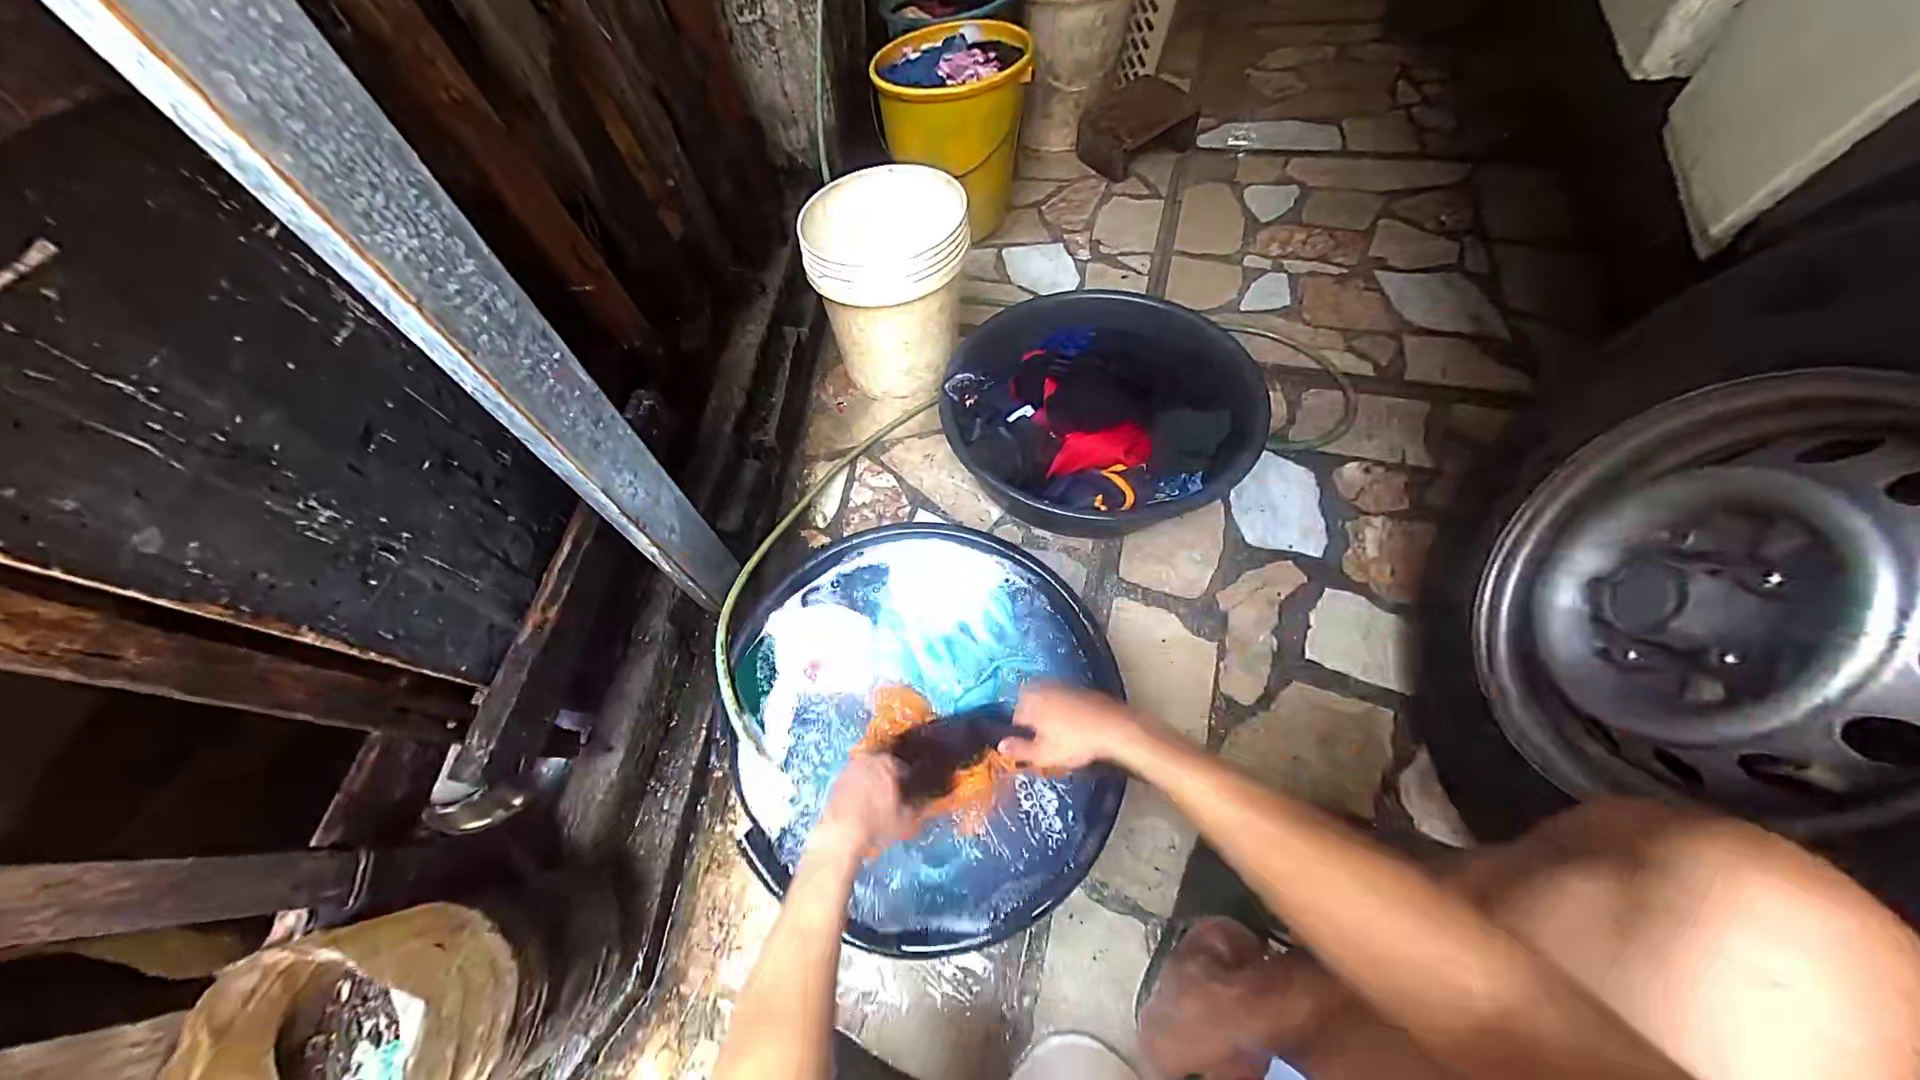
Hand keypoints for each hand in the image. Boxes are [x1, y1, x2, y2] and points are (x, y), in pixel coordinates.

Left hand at [811, 752, 915, 859]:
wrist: (842, 833)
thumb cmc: (877, 824)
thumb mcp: (905, 821)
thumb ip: (916, 808)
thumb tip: (922, 803)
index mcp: (890, 764)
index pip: (905, 766)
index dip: (909, 779)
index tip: (910, 790)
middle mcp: (870, 760)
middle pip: (884, 764)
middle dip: (890, 775)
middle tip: (893, 792)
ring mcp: (851, 767)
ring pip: (867, 769)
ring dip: (873, 779)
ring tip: (875, 798)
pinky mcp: (837, 779)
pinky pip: (853, 779)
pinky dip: (858, 786)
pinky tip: (859, 802)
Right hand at [1001, 683, 1148, 769]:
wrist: (1113, 727)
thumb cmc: (1074, 741)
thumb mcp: (1043, 754)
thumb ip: (1019, 749)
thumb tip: (1000, 746)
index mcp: (1029, 701)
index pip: (1015, 717)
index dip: (1022, 735)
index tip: (1032, 747)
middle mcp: (1042, 687)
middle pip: (1030, 706)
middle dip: (1034, 722)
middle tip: (1045, 742)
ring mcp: (1062, 685)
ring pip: (1047, 702)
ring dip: (1049, 715)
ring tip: (1062, 736)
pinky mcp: (1079, 688)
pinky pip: (1063, 700)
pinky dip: (1064, 711)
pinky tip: (1076, 727)